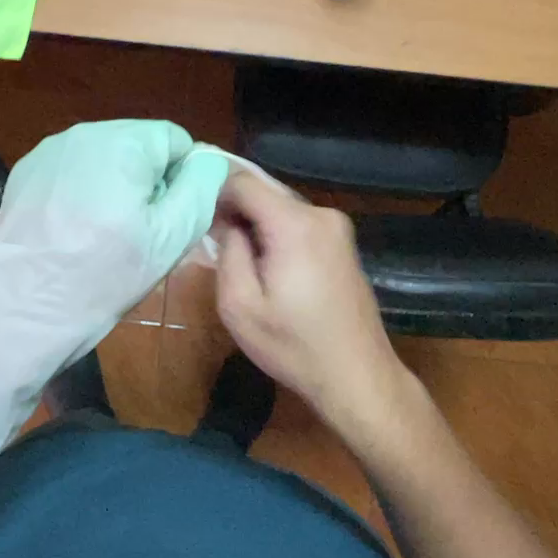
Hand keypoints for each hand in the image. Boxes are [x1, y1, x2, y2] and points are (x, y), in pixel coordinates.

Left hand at [0, 120, 228, 511]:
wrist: (24, 306)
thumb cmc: (106, 272)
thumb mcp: (172, 235)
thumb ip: (201, 187)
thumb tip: (207, 160)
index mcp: (124, 140)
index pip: (175, 140)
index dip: (182, 180)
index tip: (169, 219)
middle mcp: (84, 131)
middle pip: (137, 146)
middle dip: (146, 181)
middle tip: (139, 233)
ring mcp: (50, 151)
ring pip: (104, 159)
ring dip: (114, 187)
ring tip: (103, 235)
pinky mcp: (26, 173)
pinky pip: (73, 173)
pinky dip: (82, 193)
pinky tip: (73, 231)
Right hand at [213, 174, 408, 428]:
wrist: (357, 376)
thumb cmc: (294, 346)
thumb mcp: (239, 306)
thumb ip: (227, 252)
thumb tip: (226, 223)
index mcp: (295, 224)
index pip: (243, 181)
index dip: (215, 195)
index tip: (199, 222)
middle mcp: (320, 214)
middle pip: (263, 193)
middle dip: (236, 213)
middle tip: (215, 247)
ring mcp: (338, 227)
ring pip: (280, 210)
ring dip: (257, 227)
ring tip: (242, 264)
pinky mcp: (343, 243)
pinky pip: (299, 225)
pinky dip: (278, 237)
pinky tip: (271, 271)